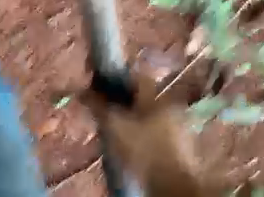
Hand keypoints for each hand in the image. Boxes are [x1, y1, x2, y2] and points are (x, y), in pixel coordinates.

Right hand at [84, 78, 215, 196]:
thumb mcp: (114, 125)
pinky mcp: (182, 151)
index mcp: (160, 98)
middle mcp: (173, 110)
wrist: (173, 189)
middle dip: (124, 102)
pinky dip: (144, 136)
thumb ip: (97, 105)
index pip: (137, 76)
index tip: (101, 84)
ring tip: (115, 129)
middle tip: (106, 110)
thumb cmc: (144, 150)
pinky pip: (158, 135)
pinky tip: (131, 145)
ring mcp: (180, 131)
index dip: (117, 77)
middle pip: (143, 98)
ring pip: (150, 118)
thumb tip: (80, 90)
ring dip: (134, 120)